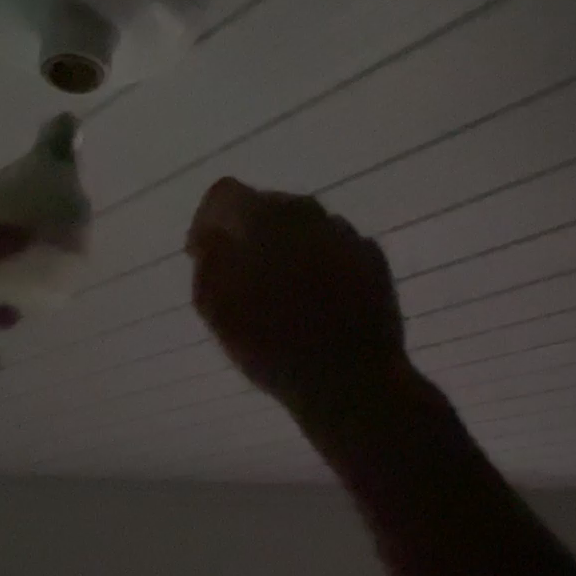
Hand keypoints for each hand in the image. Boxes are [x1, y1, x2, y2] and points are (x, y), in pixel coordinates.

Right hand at [185, 178, 410, 416]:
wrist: (351, 382)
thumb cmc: (272, 346)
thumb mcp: (216, 308)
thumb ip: (208, 260)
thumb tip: (212, 235)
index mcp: (263, 218)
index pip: (225, 194)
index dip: (207, 220)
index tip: (202, 253)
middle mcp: (306, 213)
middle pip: (267, 205)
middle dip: (249, 232)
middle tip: (242, 274)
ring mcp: (345, 234)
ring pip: (304, 225)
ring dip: (288, 246)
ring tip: (283, 289)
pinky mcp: (373, 258)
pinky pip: (336, 247)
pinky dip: (321, 262)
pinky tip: (318, 298)